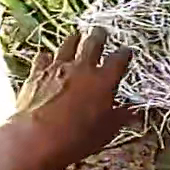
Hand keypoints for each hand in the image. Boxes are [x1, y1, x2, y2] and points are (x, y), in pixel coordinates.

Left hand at [4, 29, 132, 169]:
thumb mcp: (105, 131)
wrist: (35, 137)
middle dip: (99, 36)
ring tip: (77, 35)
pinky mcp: (36, 73)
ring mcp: (57, 68)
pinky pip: (43, 58)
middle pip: (93, 43)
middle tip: (101, 32)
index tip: (127, 52)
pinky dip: (47, 57)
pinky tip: (47, 58)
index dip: (124, 54)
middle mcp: (82, 68)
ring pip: (67, 44)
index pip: (119, 59)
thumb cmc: (76, 137)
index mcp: (104, 80)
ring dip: (74, 39)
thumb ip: (120, 118)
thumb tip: (134, 113)